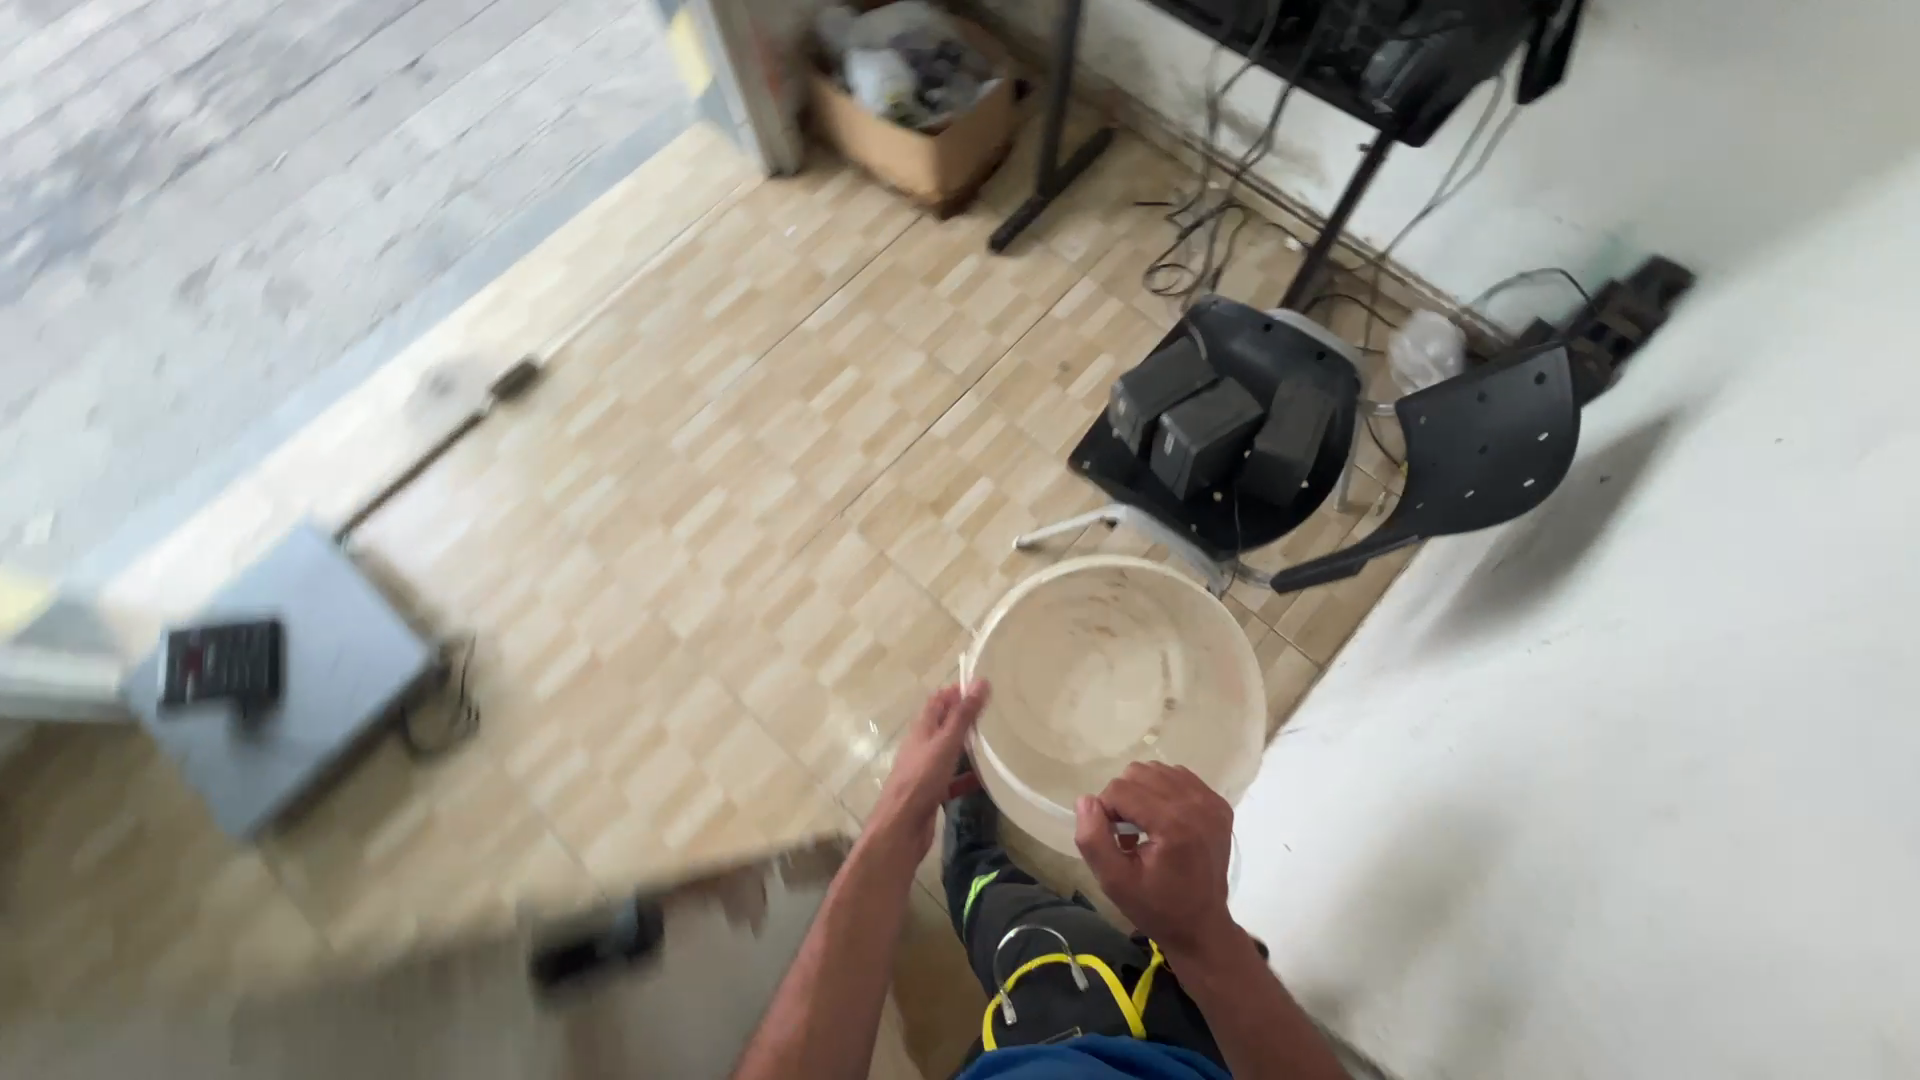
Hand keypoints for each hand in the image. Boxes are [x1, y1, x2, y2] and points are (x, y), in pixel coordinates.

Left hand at [870, 681, 990, 849]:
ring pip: (949, 751)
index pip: (938, 701)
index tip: (981, 685)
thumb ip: (963, 715)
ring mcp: (926, 769)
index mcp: (921, 729)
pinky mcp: (932, 791)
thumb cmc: (922, 779)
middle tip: (993, 711)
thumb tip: (980, 682)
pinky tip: (985, 778)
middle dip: (964, 716)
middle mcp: (922, 746)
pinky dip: (967, 776)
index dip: (956, 691)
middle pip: (943, 725)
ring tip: (993, 740)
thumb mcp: (945, 743)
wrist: (902, 826)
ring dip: (967, 745)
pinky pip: (953, 778)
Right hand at [1074, 762, 1238, 957]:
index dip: (1106, 811)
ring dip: (1142, 792)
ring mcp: (1211, 802)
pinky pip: (1178, 776)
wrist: (1202, 926)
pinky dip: (1162, 791)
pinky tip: (1163, 819)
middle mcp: (1197, 804)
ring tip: (1145, 826)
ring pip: (1157, 770)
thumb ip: (1093, 839)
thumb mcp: (1114, 881)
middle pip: (1138, 773)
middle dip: (1123, 799)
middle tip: (1128, 833)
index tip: (1113, 840)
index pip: (1120, 789)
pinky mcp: (1219, 804)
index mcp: (1173, 824)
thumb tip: (1086, 800)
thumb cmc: (1156, 907)